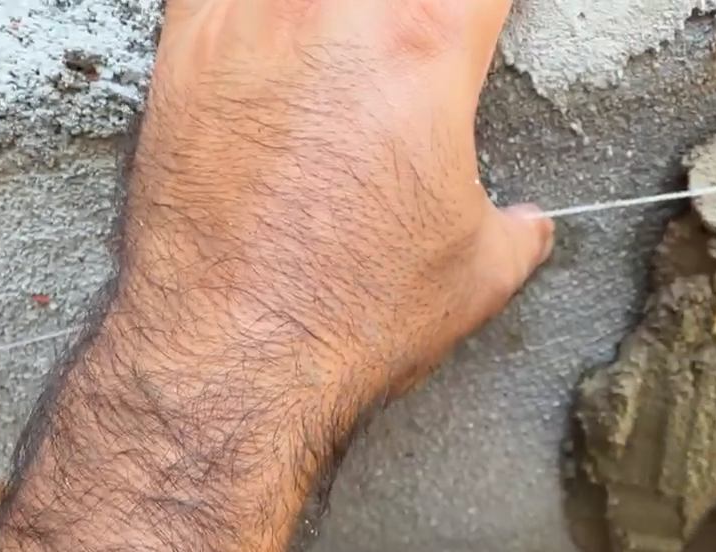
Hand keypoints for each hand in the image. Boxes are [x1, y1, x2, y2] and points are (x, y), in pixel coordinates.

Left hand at [114, 0, 553, 441]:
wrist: (241, 353)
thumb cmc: (355, 316)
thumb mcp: (477, 278)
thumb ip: (518, 234)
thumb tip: (530, 229)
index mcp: (424, 48)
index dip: (492, 4)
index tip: (490, 22)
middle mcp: (332, 11)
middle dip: (420, 13)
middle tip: (419, 46)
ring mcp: (249, 18)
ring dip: (343, 19)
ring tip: (354, 51)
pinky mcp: (185, 50)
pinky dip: (268, 13)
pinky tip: (287, 45)